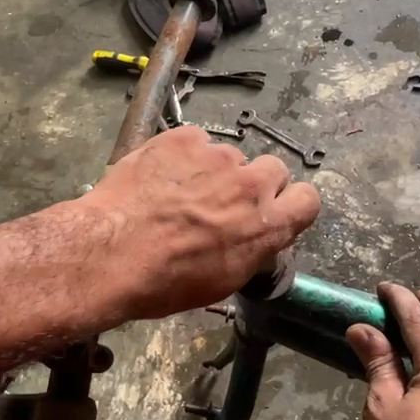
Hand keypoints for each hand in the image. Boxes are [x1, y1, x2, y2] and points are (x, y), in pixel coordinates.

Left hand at [76, 125, 320, 321]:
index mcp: (267, 224)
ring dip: (213, 171)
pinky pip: (195, 142)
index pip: (308, 199)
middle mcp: (251, 184)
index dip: (289, 204)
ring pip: (229, 156)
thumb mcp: (223, 280)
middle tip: (222, 202)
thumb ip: (251, 247)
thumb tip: (251, 235)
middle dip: (253, 184)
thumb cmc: (165, 281)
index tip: (272, 211)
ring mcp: (217, 156)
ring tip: (178, 192)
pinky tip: (160, 177)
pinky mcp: (183, 138)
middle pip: (272, 170)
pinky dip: (183, 156)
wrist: (112, 252)